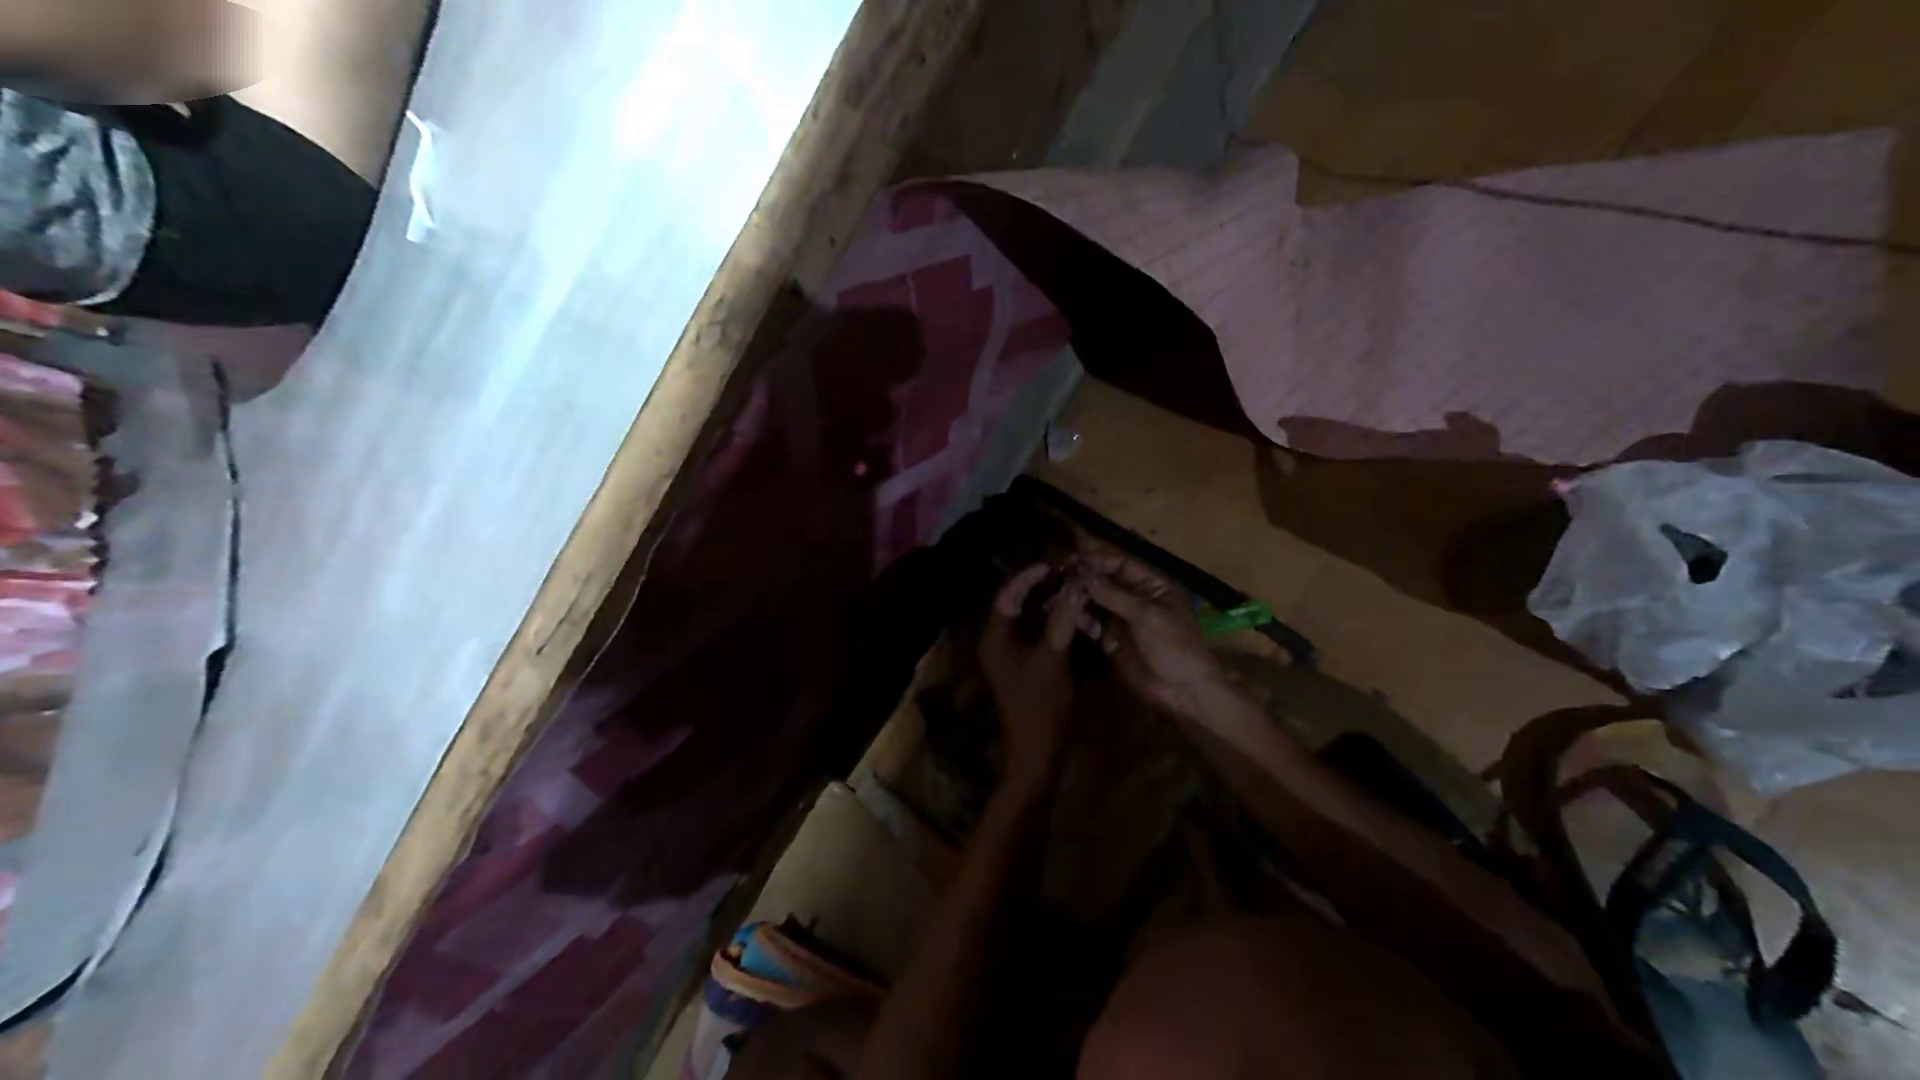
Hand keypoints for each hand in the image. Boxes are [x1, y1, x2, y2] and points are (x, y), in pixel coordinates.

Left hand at [979, 563, 1085, 787]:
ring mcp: (1011, 653)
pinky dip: (1052, 621)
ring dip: (1049, 603)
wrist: (1037, 749)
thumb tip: (1074, 587)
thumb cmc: (1041, 704)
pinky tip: (1073, 613)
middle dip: (1041, 587)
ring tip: (1073, 587)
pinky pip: (1036, 633)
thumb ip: (1061, 621)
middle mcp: (998, 641)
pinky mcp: (1024, 663)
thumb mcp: (1053, 659)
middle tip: (1068, 572)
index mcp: (995, 638)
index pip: (1007, 596)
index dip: (1028, 577)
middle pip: (1016, 604)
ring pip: (1028, 618)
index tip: (1053, 564)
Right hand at [1074, 553, 1233, 723]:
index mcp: (1153, 586)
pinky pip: (1092, 623)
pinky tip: (1061, 613)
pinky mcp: (1111, 639)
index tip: (1074, 559)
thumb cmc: (1174, 645)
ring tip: (1055, 593)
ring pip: (1096, 601)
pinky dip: (1078, 617)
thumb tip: (1084, 575)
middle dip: (1084, 578)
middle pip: (1106, 582)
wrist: (1183, 689)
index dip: (1099, 561)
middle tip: (1059, 574)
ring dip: (1078, 597)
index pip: (1123, 565)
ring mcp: (1123, 619)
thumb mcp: (1147, 615)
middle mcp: (1136, 598)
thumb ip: (1114, 595)